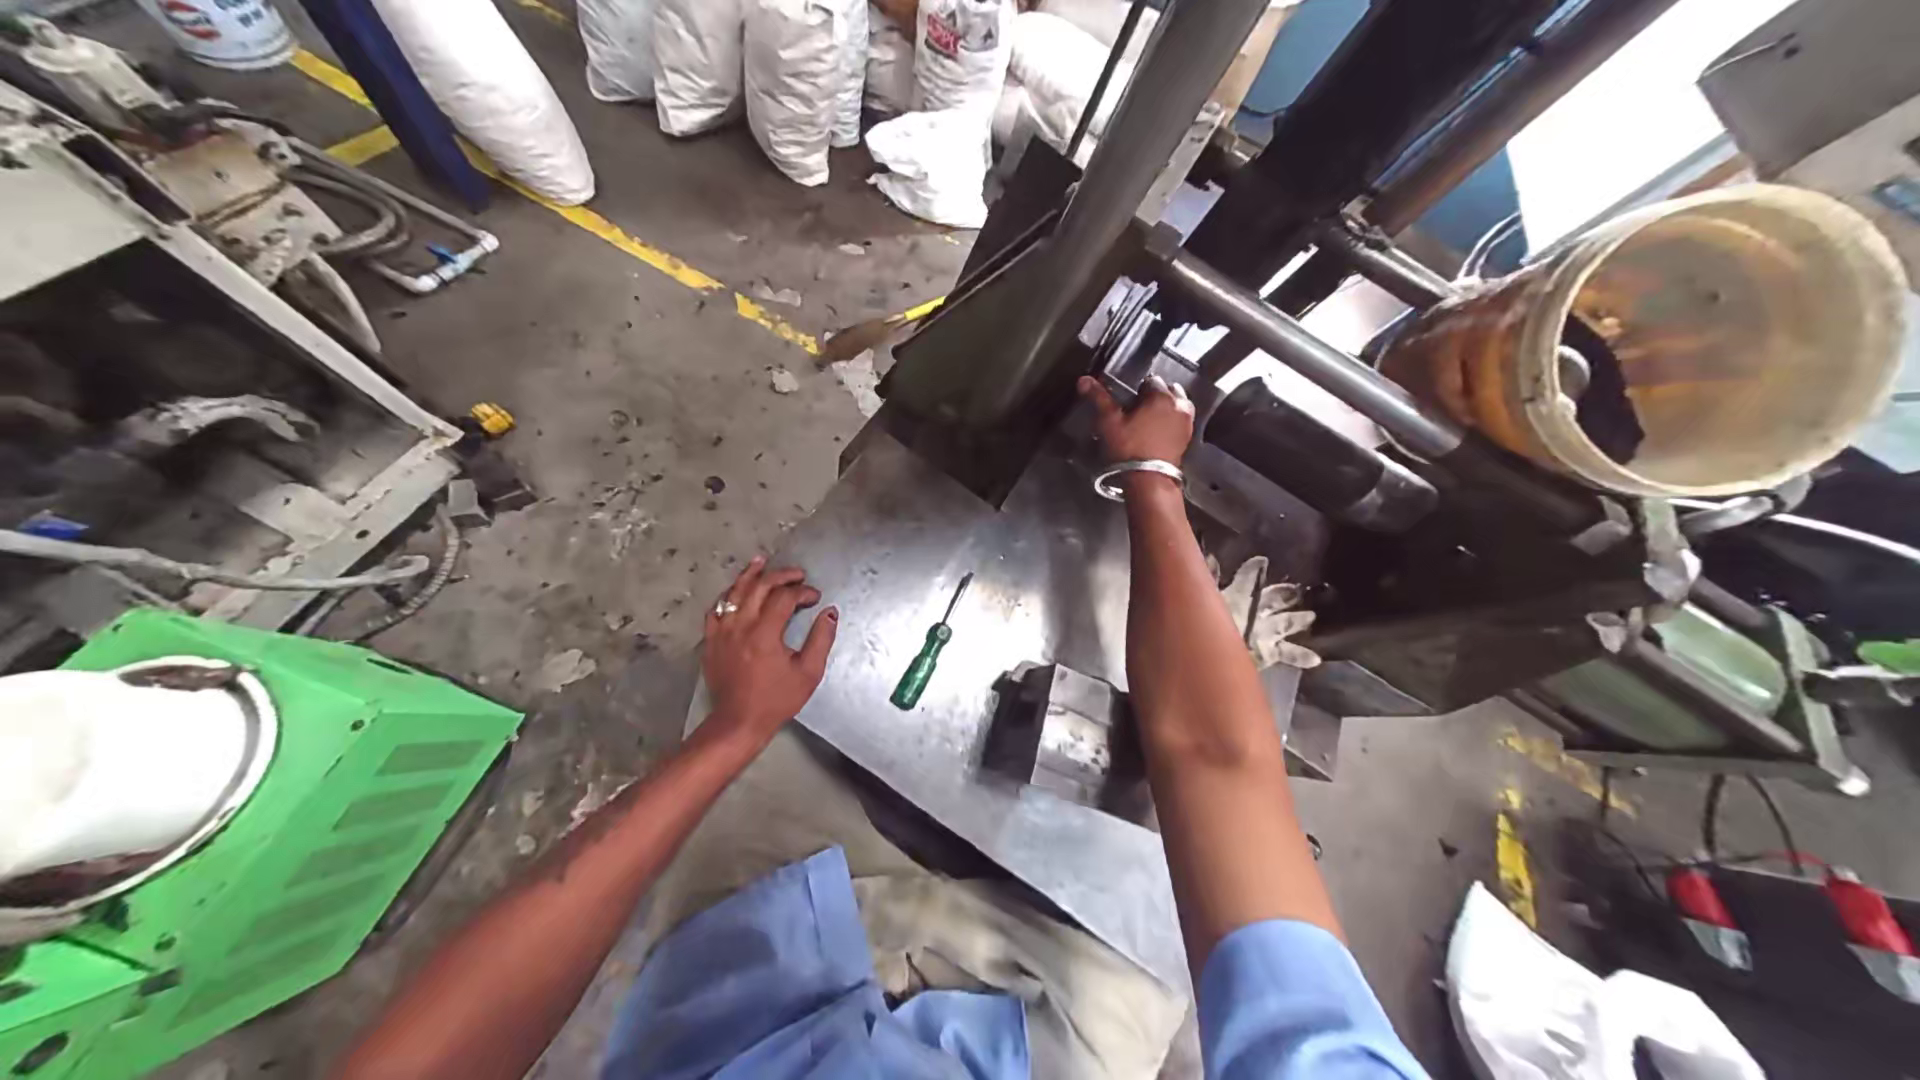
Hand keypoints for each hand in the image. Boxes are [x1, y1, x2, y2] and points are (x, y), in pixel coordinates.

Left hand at [702, 555, 838, 745]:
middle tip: (797, 575)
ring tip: (761, 562)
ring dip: (750, 575)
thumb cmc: (776, 700)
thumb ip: (821, 639)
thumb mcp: (808, 672)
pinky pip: (717, 609)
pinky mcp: (711, 640)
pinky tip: (735, 591)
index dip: (802, 592)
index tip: (814, 598)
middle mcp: (740, 627)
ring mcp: (722, 632)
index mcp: (765, 633)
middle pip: (759, 587)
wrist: (738, 722)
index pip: (785, 598)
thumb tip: (830, 613)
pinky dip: (728, 596)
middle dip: (781, 576)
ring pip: (734, 592)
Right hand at [1079, 374, 1194, 466]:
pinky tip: (1158, 431)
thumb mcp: (1110, 422)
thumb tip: (1084, 380)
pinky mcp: (1188, 437)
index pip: (1151, 380)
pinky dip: (1172, 420)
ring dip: (1166, 406)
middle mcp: (1180, 405)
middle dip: (1155, 395)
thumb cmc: (1128, 448)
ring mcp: (1187, 422)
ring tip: (1149, 420)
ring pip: (1178, 404)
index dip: (1138, 388)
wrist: (1149, 480)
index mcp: (1161, 396)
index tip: (1128, 400)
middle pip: (1168, 390)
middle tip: (1138, 410)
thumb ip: (1099, 398)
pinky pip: (1181, 420)